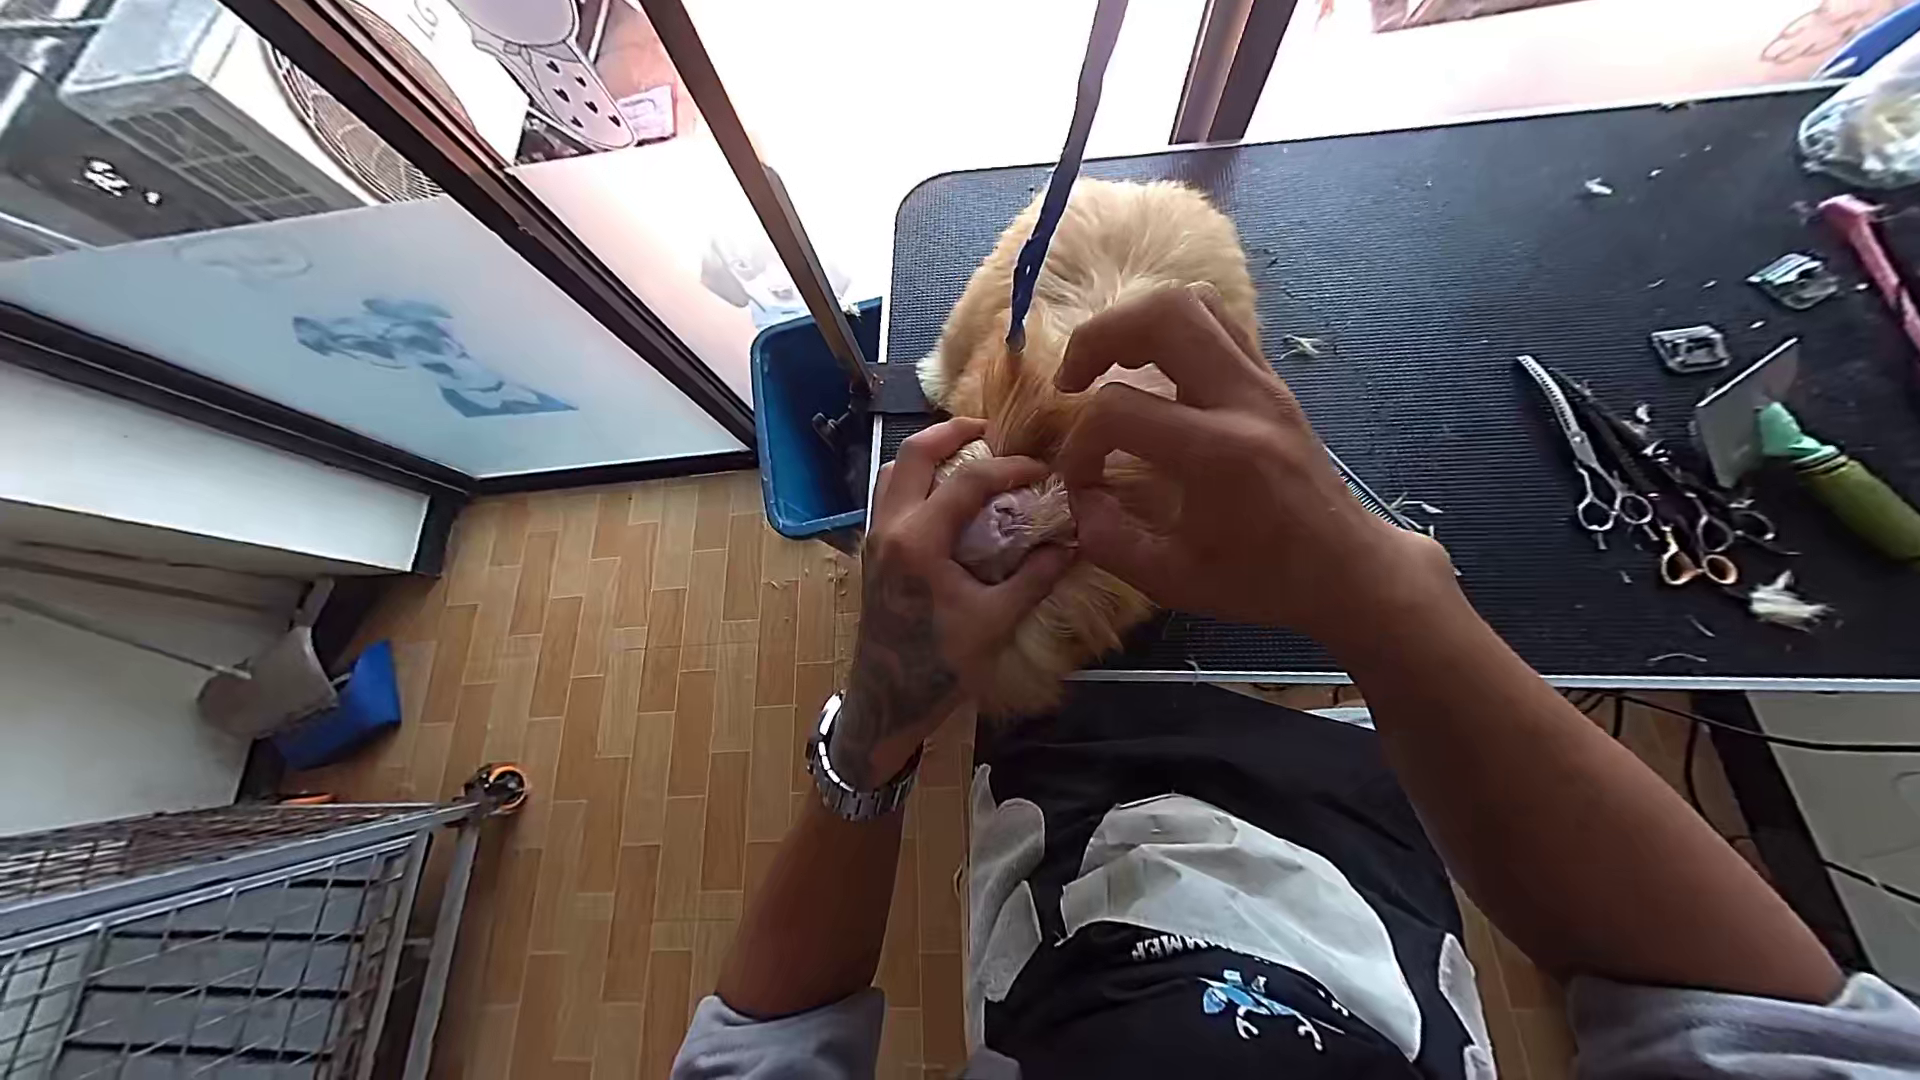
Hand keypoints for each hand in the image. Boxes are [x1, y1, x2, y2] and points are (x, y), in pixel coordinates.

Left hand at [837, 418, 1073, 787]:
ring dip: (927, 454)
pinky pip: (890, 497)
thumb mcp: (995, 621)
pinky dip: (916, 481)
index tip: (1040, 470)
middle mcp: (889, 528)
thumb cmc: (941, 666)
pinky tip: (945, 497)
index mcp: (918, 541)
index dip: (1010, 468)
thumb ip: (1034, 577)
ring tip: (966, 453)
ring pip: (892, 472)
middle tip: (989, 429)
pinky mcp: (873, 553)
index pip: (968, 481)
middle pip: (911, 454)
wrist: (887, 700)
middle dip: (951, 432)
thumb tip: (1071, 544)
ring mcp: (874, 539)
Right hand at [1054, 285, 1455, 652]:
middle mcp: (1245, 401)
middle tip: (1072, 381)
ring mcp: (1264, 381)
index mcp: (1219, 454)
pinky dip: (1167, 333)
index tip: (1081, 482)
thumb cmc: (1259, 581)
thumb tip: (1078, 493)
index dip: (1079, 445)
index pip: (1118, 411)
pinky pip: (1215, 322)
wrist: (1345, 570)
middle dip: (1097, 338)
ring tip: (1106, 367)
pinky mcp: (1270, 380)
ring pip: (1193, 303)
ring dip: (1132, 324)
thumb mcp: (1168, 581)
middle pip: (1162, 315)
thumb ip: (1105, 539)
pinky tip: (1149, 371)